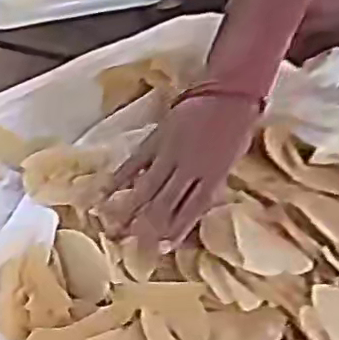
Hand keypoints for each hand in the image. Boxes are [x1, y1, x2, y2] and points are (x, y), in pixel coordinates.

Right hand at [104, 93, 259, 242]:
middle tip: (130, 245)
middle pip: (164, 204)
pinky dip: (117, 181)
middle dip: (146, 228)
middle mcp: (190, 168)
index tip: (161, 249)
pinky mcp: (154, 141)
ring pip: (146, 189)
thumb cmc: (234, 128)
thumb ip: (209, 185)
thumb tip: (188, 212)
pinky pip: (133, 165)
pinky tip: (104, 196)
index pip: (191, 210)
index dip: (176, 231)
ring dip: (128, 211)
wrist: (229, 90)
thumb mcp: (229, 161)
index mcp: (213, 175)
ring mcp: (169, 154)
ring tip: (113, 229)